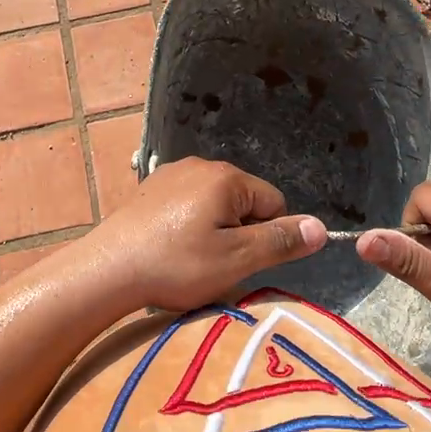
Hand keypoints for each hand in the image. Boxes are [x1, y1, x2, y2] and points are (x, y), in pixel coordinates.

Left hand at [74, 158, 325, 311]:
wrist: (110, 267)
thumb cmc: (177, 264)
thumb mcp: (236, 260)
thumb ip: (279, 242)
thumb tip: (321, 228)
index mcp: (227, 177)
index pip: (274, 202)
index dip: (266, 237)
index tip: (240, 261)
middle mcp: (202, 164)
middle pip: (243, 201)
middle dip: (238, 233)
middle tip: (214, 265)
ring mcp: (173, 173)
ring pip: (215, 204)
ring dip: (213, 231)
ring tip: (189, 261)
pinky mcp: (152, 188)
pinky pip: (188, 204)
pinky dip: (187, 225)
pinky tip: (168, 248)